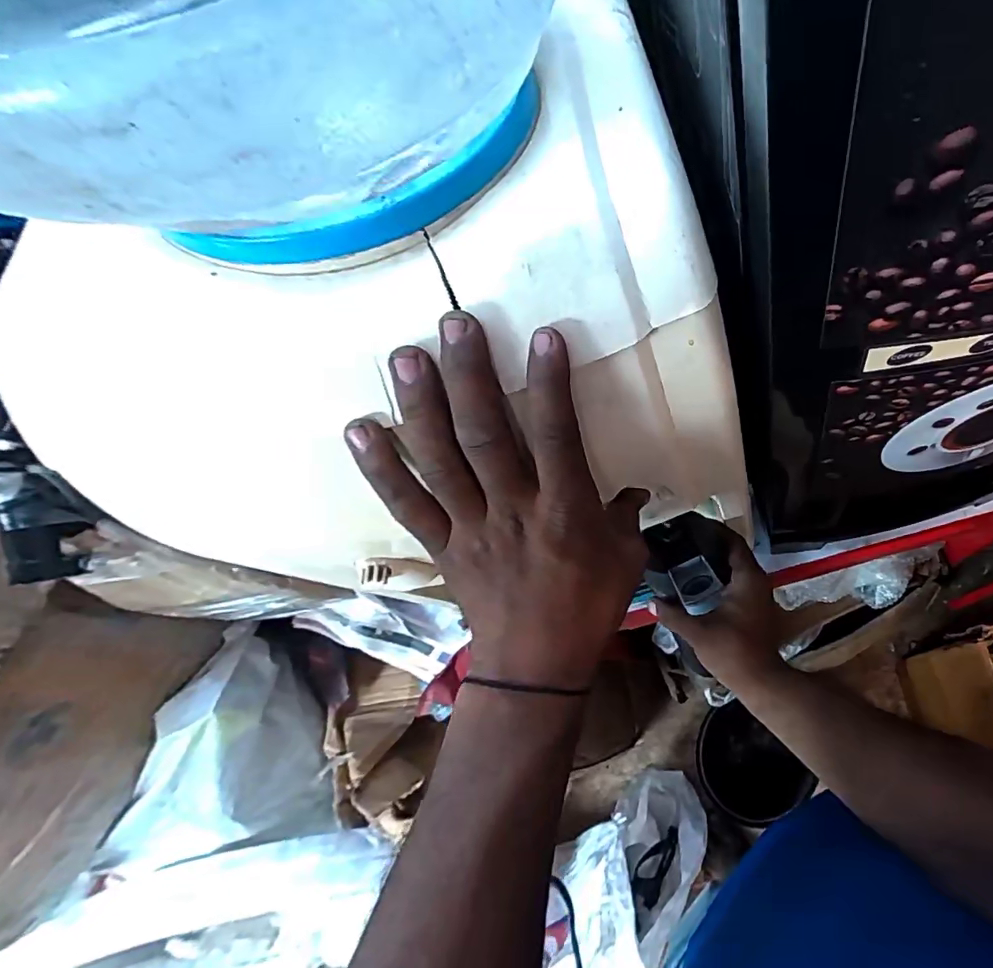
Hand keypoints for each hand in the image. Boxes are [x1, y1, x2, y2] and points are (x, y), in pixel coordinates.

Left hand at [345, 312, 649, 690]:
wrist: (536, 668)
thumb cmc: (588, 608)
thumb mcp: (625, 558)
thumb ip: (625, 514)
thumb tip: (633, 488)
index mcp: (564, 510)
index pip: (557, 436)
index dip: (550, 385)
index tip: (542, 336)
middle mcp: (512, 510)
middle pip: (487, 436)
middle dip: (471, 377)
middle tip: (454, 325)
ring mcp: (470, 527)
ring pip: (441, 462)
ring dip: (421, 408)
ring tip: (404, 357)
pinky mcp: (442, 545)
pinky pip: (407, 506)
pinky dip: (381, 469)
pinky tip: (359, 429)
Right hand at [655, 527, 790, 689]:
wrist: (761, 681)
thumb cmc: (732, 652)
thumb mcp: (698, 632)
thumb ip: (673, 614)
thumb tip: (651, 601)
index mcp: (748, 578)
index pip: (733, 542)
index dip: (714, 530)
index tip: (691, 524)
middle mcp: (758, 581)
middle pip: (736, 552)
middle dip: (712, 543)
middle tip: (685, 539)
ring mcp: (760, 595)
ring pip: (738, 567)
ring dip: (717, 560)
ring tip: (689, 556)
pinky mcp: (757, 607)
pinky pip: (740, 580)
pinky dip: (722, 574)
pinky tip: (702, 581)